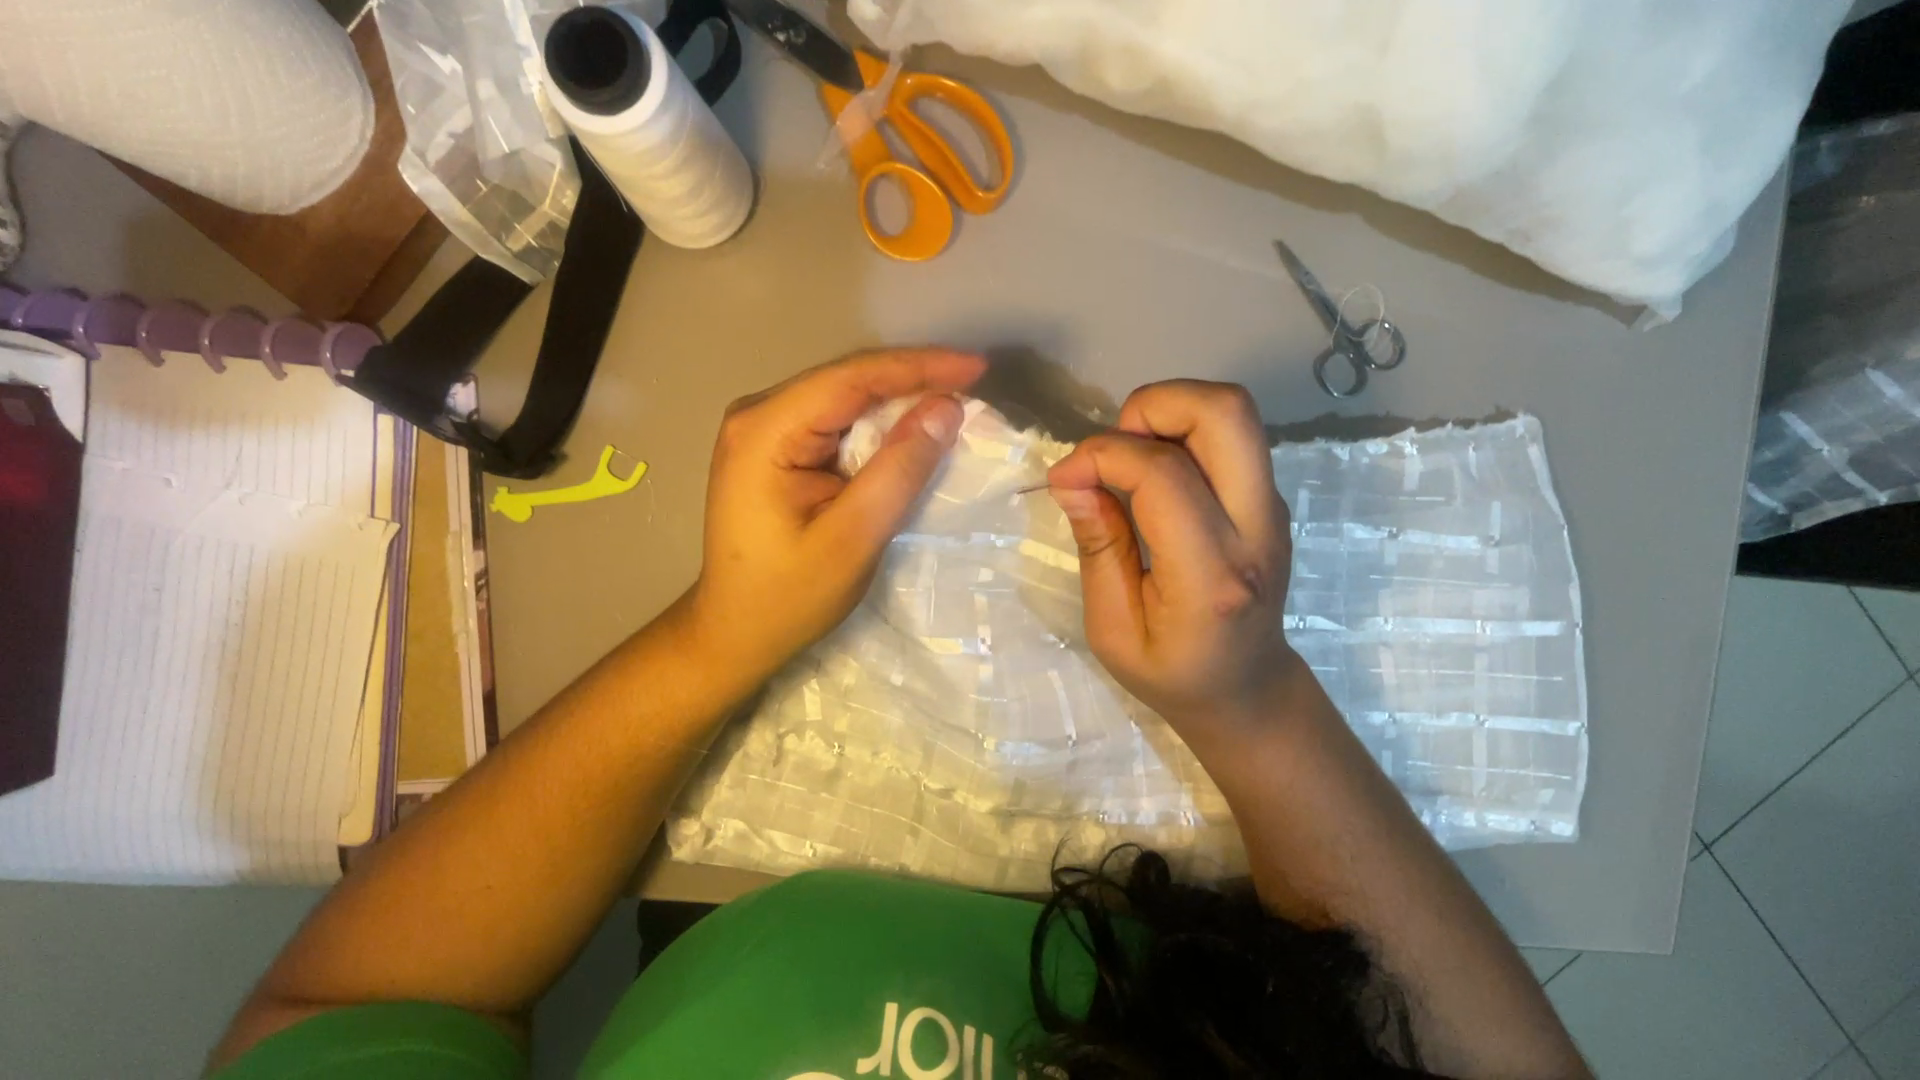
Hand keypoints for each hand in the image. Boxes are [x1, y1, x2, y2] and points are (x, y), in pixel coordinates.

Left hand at [684, 348, 985, 686]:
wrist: (737, 632)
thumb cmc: (789, 596)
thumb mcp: (853, 538)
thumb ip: (899, 470)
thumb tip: (946, 408)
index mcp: (764, 431)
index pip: (851, 378)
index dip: (919, 367)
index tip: (978, 368)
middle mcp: (757, 415)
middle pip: (847, 380)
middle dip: (913, 380)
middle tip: (974, 386)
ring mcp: (762, 429)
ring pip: (844, 397)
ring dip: (899, 400)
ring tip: (955, 402)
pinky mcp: (774, 447)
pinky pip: (836, 421)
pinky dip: (877, 424)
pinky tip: (912, 427)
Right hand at [1047, 380, 1296, 736]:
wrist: (1248, 691)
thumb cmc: (1173, 674)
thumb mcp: (1113, 629)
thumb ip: (1098, 548)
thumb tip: (1074, 478)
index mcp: (1211, 577)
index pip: (1164, 474)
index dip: (1101, 456)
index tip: (1063, 478)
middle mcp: (1256, 529)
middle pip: (1225, 412)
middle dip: (1153, 404)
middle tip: (1114, 448)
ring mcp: (1271, 508)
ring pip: (1234, 411)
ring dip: (1169, 412)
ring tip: (1130, 457)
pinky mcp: (1269, 499)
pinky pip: (1230, 436)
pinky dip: (1181, 431)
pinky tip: (1152, 474)